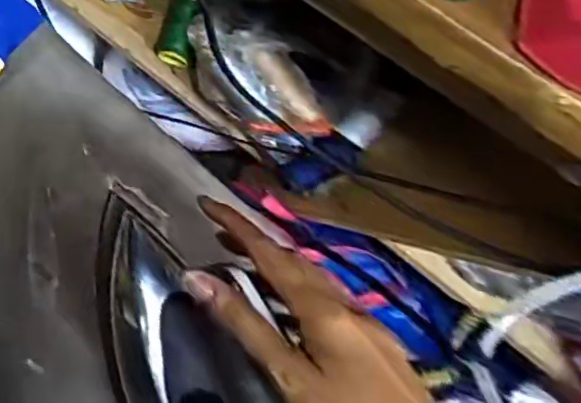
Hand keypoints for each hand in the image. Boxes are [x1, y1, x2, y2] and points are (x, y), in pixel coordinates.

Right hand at [183, 197, 429, 402]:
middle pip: (295, 260)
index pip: (269, 251)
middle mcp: (349, 306)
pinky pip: (334, 301)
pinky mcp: (385, 349)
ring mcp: (372, 327)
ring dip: (280, 266)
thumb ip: (246, 326)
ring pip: (317, 279)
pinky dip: (303, 291)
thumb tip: (195, 276)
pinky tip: (298, 312)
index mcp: (324, 307)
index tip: (206, 201)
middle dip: (256, 242)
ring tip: (250, 269)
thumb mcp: (291, 379)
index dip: (236, 223)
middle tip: (220, 236)